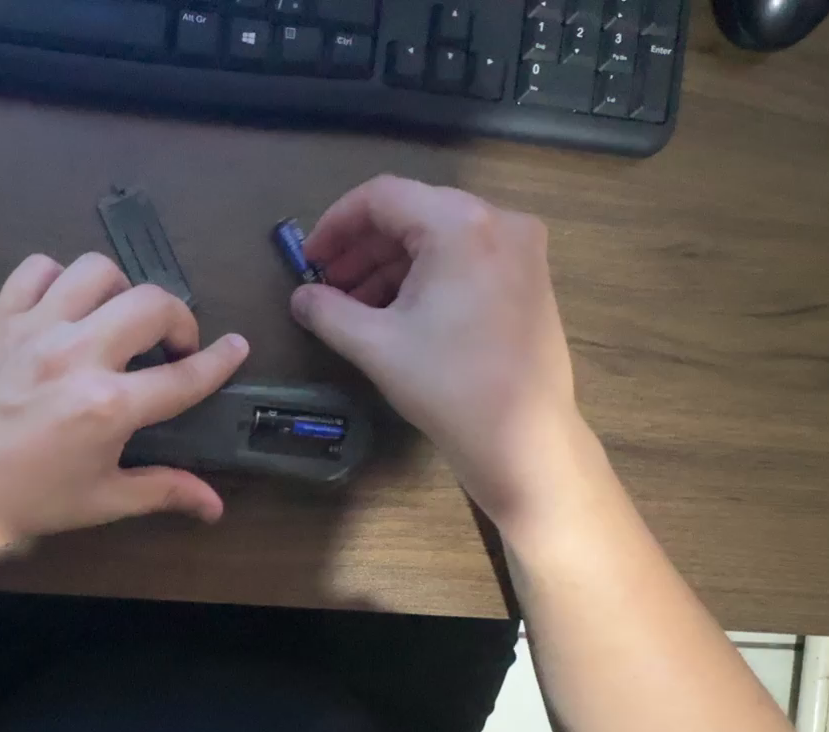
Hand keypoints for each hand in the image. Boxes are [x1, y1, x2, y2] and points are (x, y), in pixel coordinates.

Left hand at [0, 252, 248, 552]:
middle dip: (178, 319)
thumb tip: (216, 506)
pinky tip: (65, 309)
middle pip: (152, 304)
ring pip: (97, 271)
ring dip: (121, 291)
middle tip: (171, 346)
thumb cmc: (30, 499)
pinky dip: (60, 279)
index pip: (183, 376)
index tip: (237, 346)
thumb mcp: (103, 500)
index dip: (219, 360)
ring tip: (117, 322)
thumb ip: (164, 491)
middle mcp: (77, 355)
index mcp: (108, 406)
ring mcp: (34, 330)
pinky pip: (37, 269)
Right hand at [291, 175, 584, 529]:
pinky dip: (424, 277)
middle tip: (327, 287)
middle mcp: (498, 221)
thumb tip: (300, 298)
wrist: (522, 436)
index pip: (382, 197)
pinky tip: (397, 314)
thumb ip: (327, 311)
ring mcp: (520, 249)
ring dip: (389, 266)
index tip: (308, 259)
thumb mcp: (374, 345)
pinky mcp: (529, 278)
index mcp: (459, 224)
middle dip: (361, 249)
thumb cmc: (446, 384)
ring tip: (355, 308)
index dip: (334, 223)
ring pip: (437, 238)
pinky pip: (464, 259)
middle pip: (412, 213)